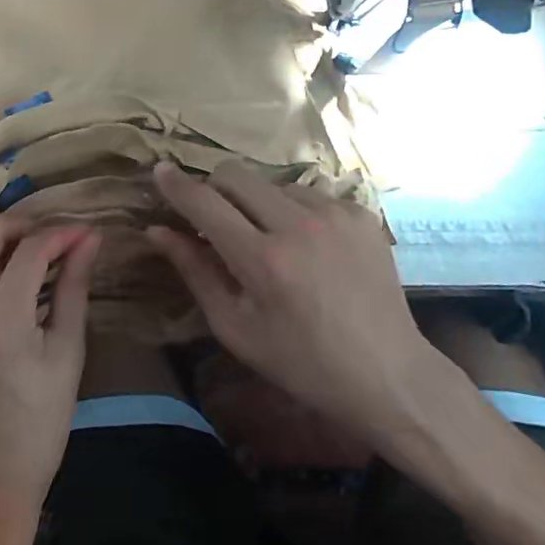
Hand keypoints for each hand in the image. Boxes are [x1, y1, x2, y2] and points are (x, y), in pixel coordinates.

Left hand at [0, 216, 100, 519]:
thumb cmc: (40, 422)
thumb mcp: (68, 352)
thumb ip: (75, 287)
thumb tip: (91, 238)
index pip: (30, 249)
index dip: (62, 233)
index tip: (86, 233)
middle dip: (24, 225)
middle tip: (54, 242)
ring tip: (30, 256)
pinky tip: (3, 276)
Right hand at [150, 162, 438, 445]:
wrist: (386, 373)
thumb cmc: (301, 362)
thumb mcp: (237, 329)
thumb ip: (196, 273)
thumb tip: (158, 231)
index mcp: (263, 260)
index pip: (206, 203)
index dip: (177, 185)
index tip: (160, 170)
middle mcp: (299, 225)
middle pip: (237, 175)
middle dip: (216, 189)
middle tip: (217, 219)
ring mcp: (335, 214)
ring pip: (273, 184)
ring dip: (259, 203)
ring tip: (272, 242)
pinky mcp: (360, 214)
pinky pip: (311, 195)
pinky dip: (296, 212)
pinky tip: (309, 248)